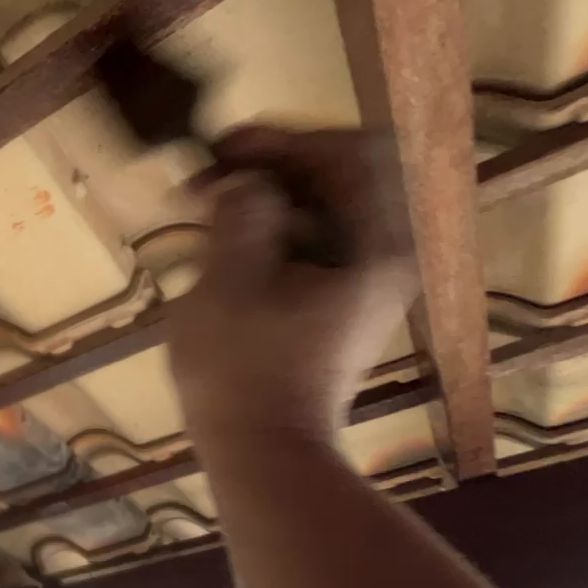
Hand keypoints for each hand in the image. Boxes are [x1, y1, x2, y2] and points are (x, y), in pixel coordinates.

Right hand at [167, 126, 418, 448]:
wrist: (261, 447)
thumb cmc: (239, 370)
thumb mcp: (227, 287)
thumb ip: (239, 220)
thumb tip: (239, 183)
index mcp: (373, 246)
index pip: (352, 156)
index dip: (287, 140)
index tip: (222, 146)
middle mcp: (383, 256)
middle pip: (343, 179)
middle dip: (273, 167)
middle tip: (206, 176)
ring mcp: (363, 283)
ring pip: (323, 212)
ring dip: (266, 199)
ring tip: (204, 207)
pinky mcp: (337, 305)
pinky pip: (312, 245)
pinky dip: (269, 232)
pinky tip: (224, 243)